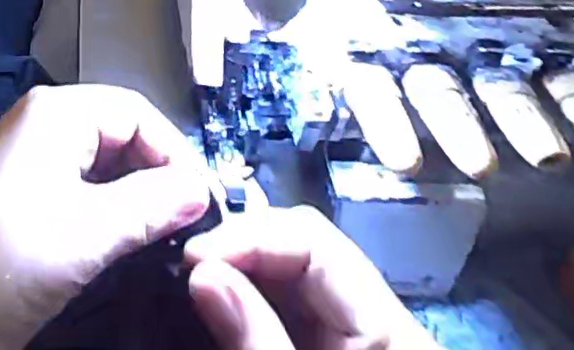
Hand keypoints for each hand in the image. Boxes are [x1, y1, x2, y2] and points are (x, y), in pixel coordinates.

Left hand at [0, 85, 213, 349]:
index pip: (138, 113)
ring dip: (133, 196)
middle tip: (186, 223)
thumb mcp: (88, 235)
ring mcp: (26, 157)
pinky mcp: (16, 194)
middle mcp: (43, 121)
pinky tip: (119, 240)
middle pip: (121, 134)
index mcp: (58, 110)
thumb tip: (202, 192)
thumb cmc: (3, 265)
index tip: (203, 203)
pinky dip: (105, 209)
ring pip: (101, 164)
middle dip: (156, 174)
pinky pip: (77, 186)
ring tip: (160, 235)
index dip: (175, 153)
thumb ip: (153, 206)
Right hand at [185, 206, 439, 349]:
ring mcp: (349, 333)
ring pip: (286, 278)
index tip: (196, 254)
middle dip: (239, 250)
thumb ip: (259, 342)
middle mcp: (373, 318)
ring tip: (189, 278)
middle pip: (300, 251)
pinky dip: (245, 302)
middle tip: (184, 265)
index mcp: (390, 328)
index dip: (252, 236)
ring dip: (236, 273)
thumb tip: (204, 270)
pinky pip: (284, 309)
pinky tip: (215, 301)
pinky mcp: (327, 346)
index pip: (316, 241)